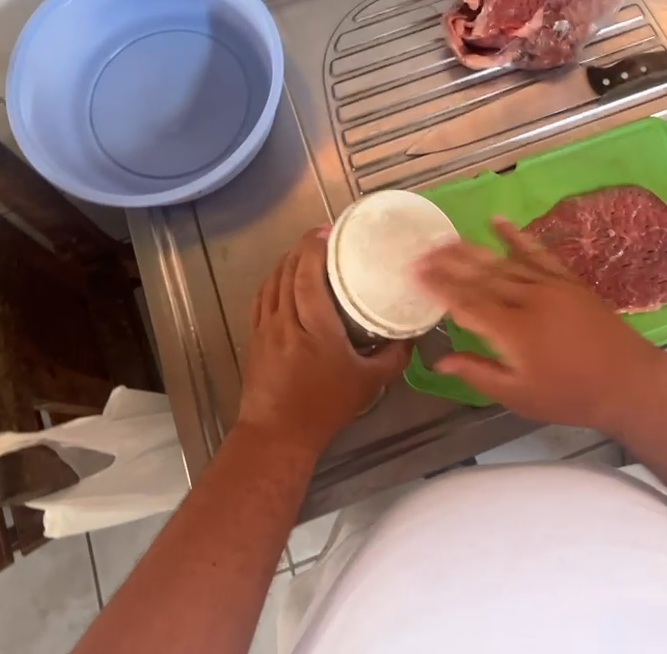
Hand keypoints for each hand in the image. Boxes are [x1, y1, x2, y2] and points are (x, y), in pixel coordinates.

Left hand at [235, 230, 411, 455]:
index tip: (328, 232)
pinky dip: (273, 279)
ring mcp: (266, 328)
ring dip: (287, 260)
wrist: (277, 434)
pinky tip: (283, 274)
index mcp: (315, 328)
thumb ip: (393, 357)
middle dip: (303, 247)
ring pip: (273, 281)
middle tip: (323, 234)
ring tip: (306, 249)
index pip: (307, 276)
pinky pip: (261, 297)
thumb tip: (412, 334)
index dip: (314, 249)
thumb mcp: (369, 384)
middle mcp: (287, 321)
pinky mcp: (255, 336)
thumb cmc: (325, 407)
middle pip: (288, 272)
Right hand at [416, 218, 666, 437]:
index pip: (466, 302)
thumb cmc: (570, 395)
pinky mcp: (566, 280)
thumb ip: (478, 373)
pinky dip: (515, 236)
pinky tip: (498, 221)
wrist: (628, 382)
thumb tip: (439, 359)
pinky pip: (535, 252)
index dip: (439, 287)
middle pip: (479, 275)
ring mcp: (549, 285)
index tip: (415, 273)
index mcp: (512, 330)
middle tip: (420, 251)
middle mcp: (527, 300)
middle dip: (447, 262)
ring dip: (471, 249)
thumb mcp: (519, 396)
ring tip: (444, 239)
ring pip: (502, 261)